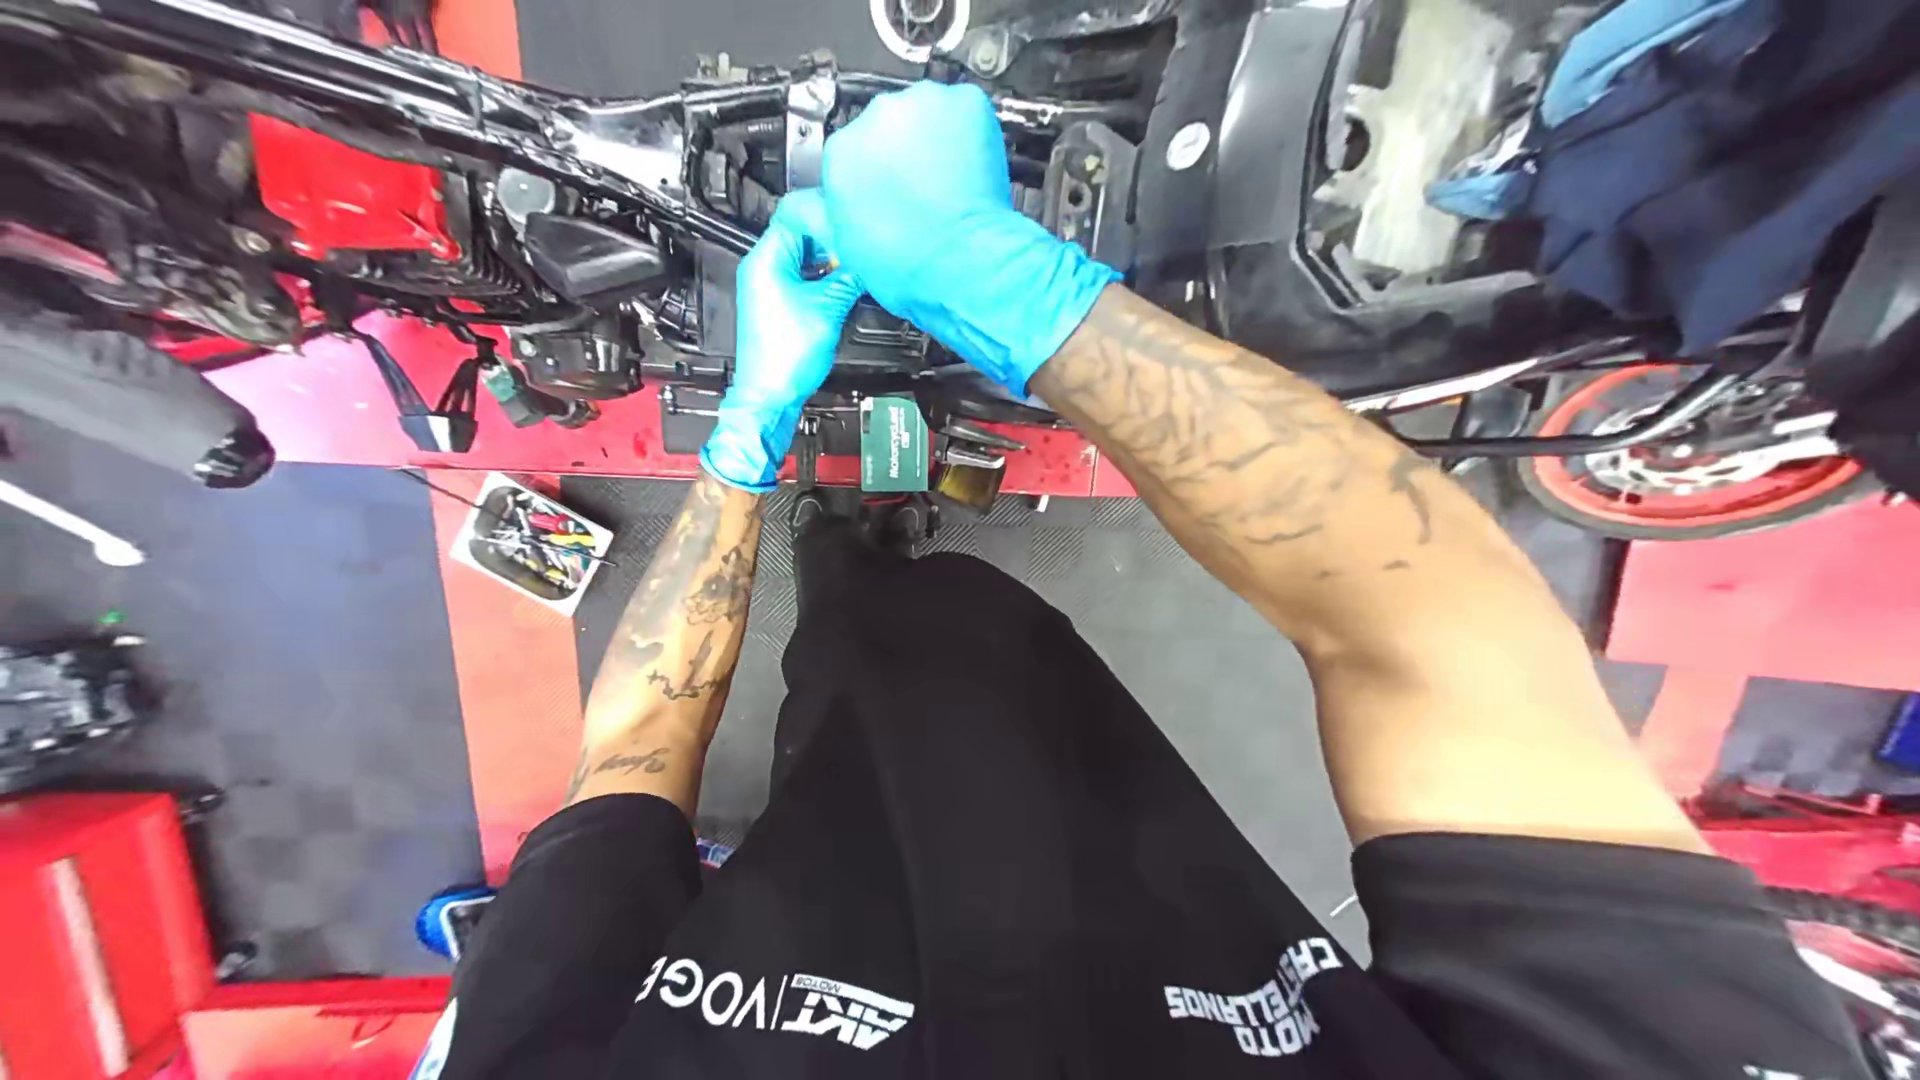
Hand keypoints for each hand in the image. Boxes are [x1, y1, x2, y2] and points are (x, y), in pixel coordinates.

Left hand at [700, 190, 862, 490]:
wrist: (770, 393)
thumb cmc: (785, 357)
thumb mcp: (828, 309)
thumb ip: (850, 277)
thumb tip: (869, 261)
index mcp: (765, 259)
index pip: (796, 214)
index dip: (827, 216)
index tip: (851, 223)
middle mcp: (762, 267)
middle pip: (802, 235)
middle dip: (833, 242)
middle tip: (858, 250)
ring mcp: (769, 286)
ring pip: (805, 259)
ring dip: (830, 263)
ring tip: (853, 271)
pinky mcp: (778, 304)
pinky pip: (803, 279)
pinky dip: (823, 280)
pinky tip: (841, 289)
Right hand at [820, 82, 1118, 395]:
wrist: (964, 267)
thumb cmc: (915, 269)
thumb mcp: (853, 251)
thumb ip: (840, 215)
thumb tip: (836, 209)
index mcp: (842, 158)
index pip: (852, 150)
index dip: (874, 173)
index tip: (888, 188)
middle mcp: (875, 122)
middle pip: (887, 126)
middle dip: (903, 154)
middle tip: (922, 193)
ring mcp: (922, 109)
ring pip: (926, 113)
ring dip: (935, 141)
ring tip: (948, 187)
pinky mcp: (965, 106)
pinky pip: (965, 111)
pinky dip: (970, 136)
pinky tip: (968, 174)